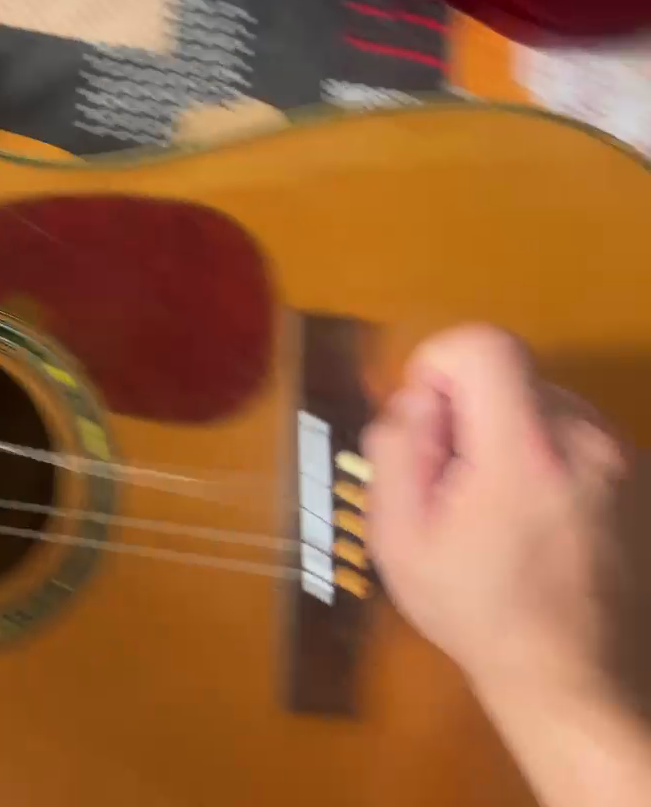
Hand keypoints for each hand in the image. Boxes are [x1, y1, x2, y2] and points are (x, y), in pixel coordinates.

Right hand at [366, 324, 630, 711]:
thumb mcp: (395, 526)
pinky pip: (565, 432)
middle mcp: (589, 444)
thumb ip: (399, 446)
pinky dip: (529, 451)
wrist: (572, 677)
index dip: (435, 365)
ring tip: (480, 498)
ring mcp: (625, 465)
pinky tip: (518, 510)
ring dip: (494, 429)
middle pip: (507, 372)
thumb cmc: (466, 600)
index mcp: (523, 451)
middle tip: (442, 476)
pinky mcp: (637, 484)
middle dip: (460, 407)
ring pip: (536, 400)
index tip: (424, 420)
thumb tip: (419, 399)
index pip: (484, 346)